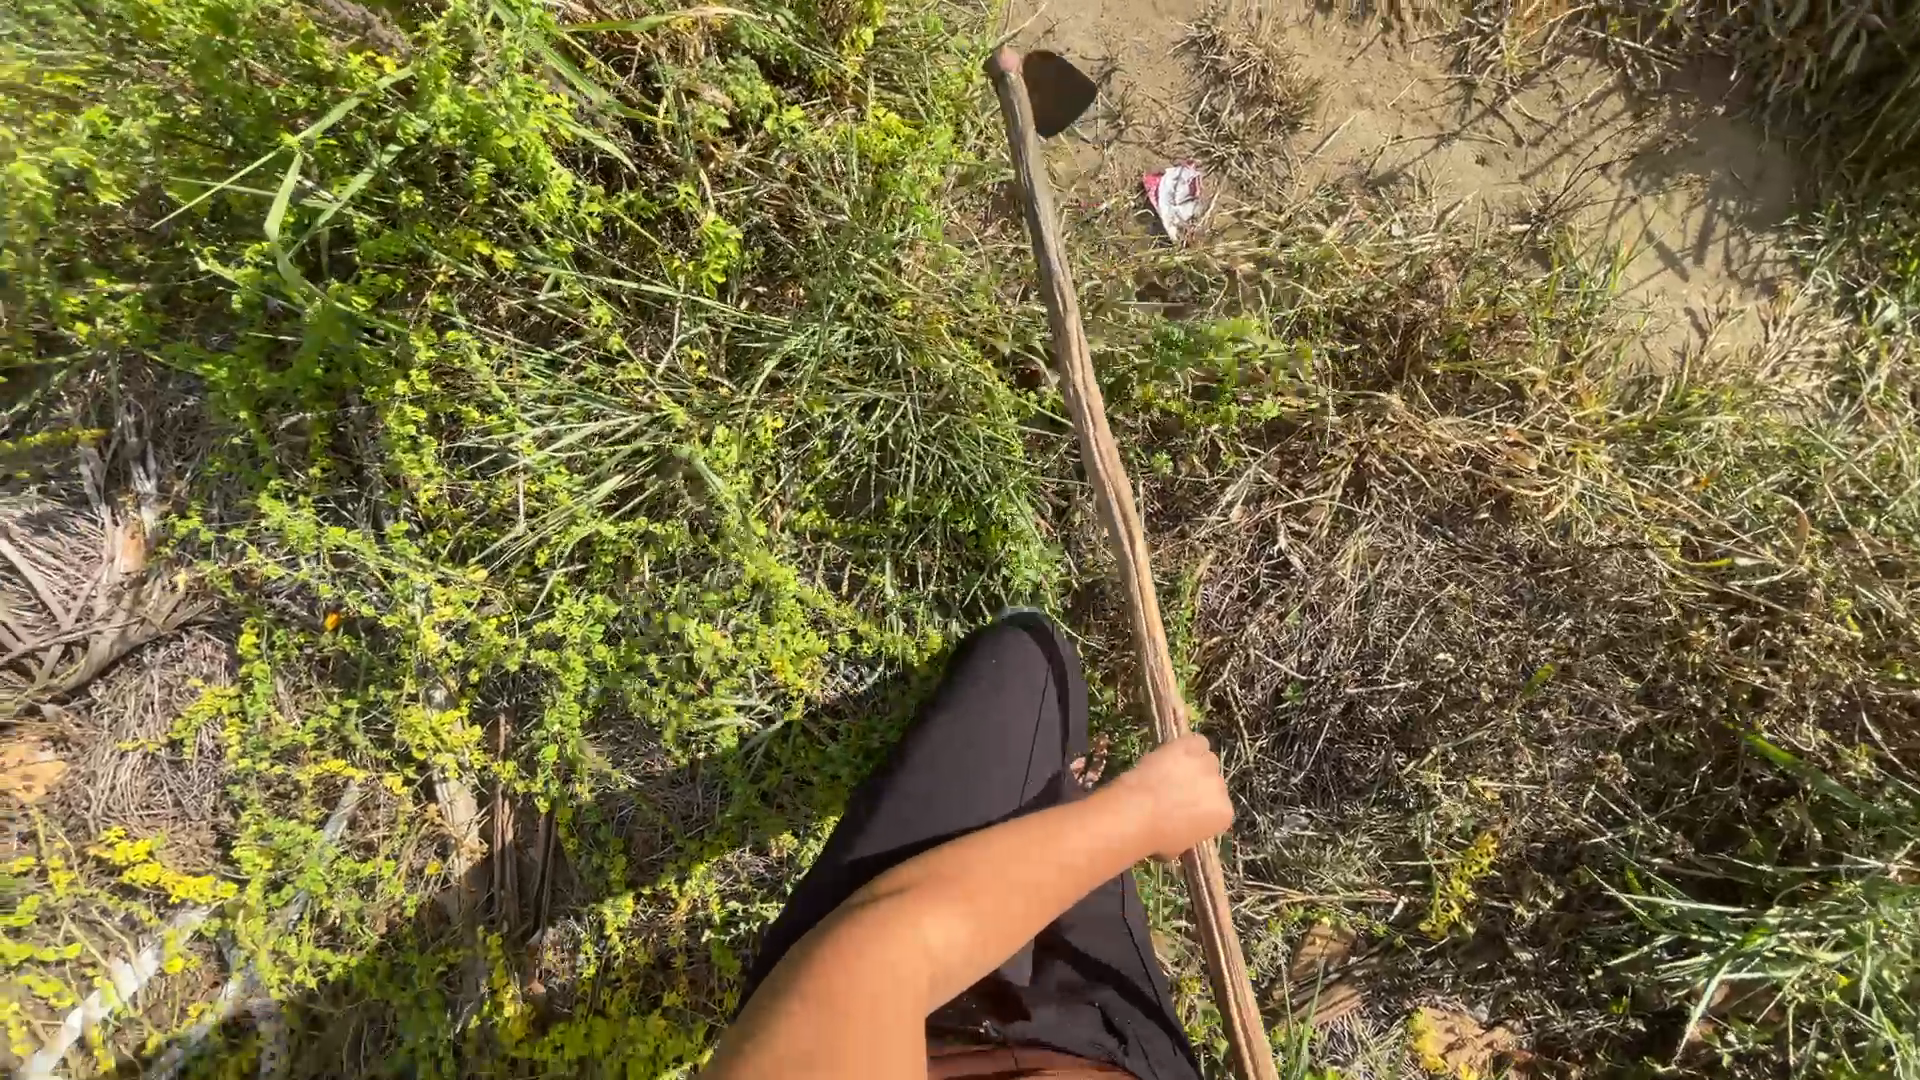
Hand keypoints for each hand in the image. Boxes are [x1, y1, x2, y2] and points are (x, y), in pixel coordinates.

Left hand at [1100, 734, 1233, 859]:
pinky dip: (1189, 744)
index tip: (1187, 806)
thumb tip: (1182, 826)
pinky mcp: (1188, 747)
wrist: (1137, 813)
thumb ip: (1190, 831)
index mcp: (1224, 814)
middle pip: (1215, 781)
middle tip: (1177, 787)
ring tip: (1175, 769)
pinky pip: (1197, 741)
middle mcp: (1220, 788)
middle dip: (1199, 784)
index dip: (1202, 805)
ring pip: (1207, 758)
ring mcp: (1205, 765)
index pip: (1219, 805)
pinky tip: (1176, 751)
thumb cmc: (1157, 837)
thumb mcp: (1180, 845)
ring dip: (1195, 763)